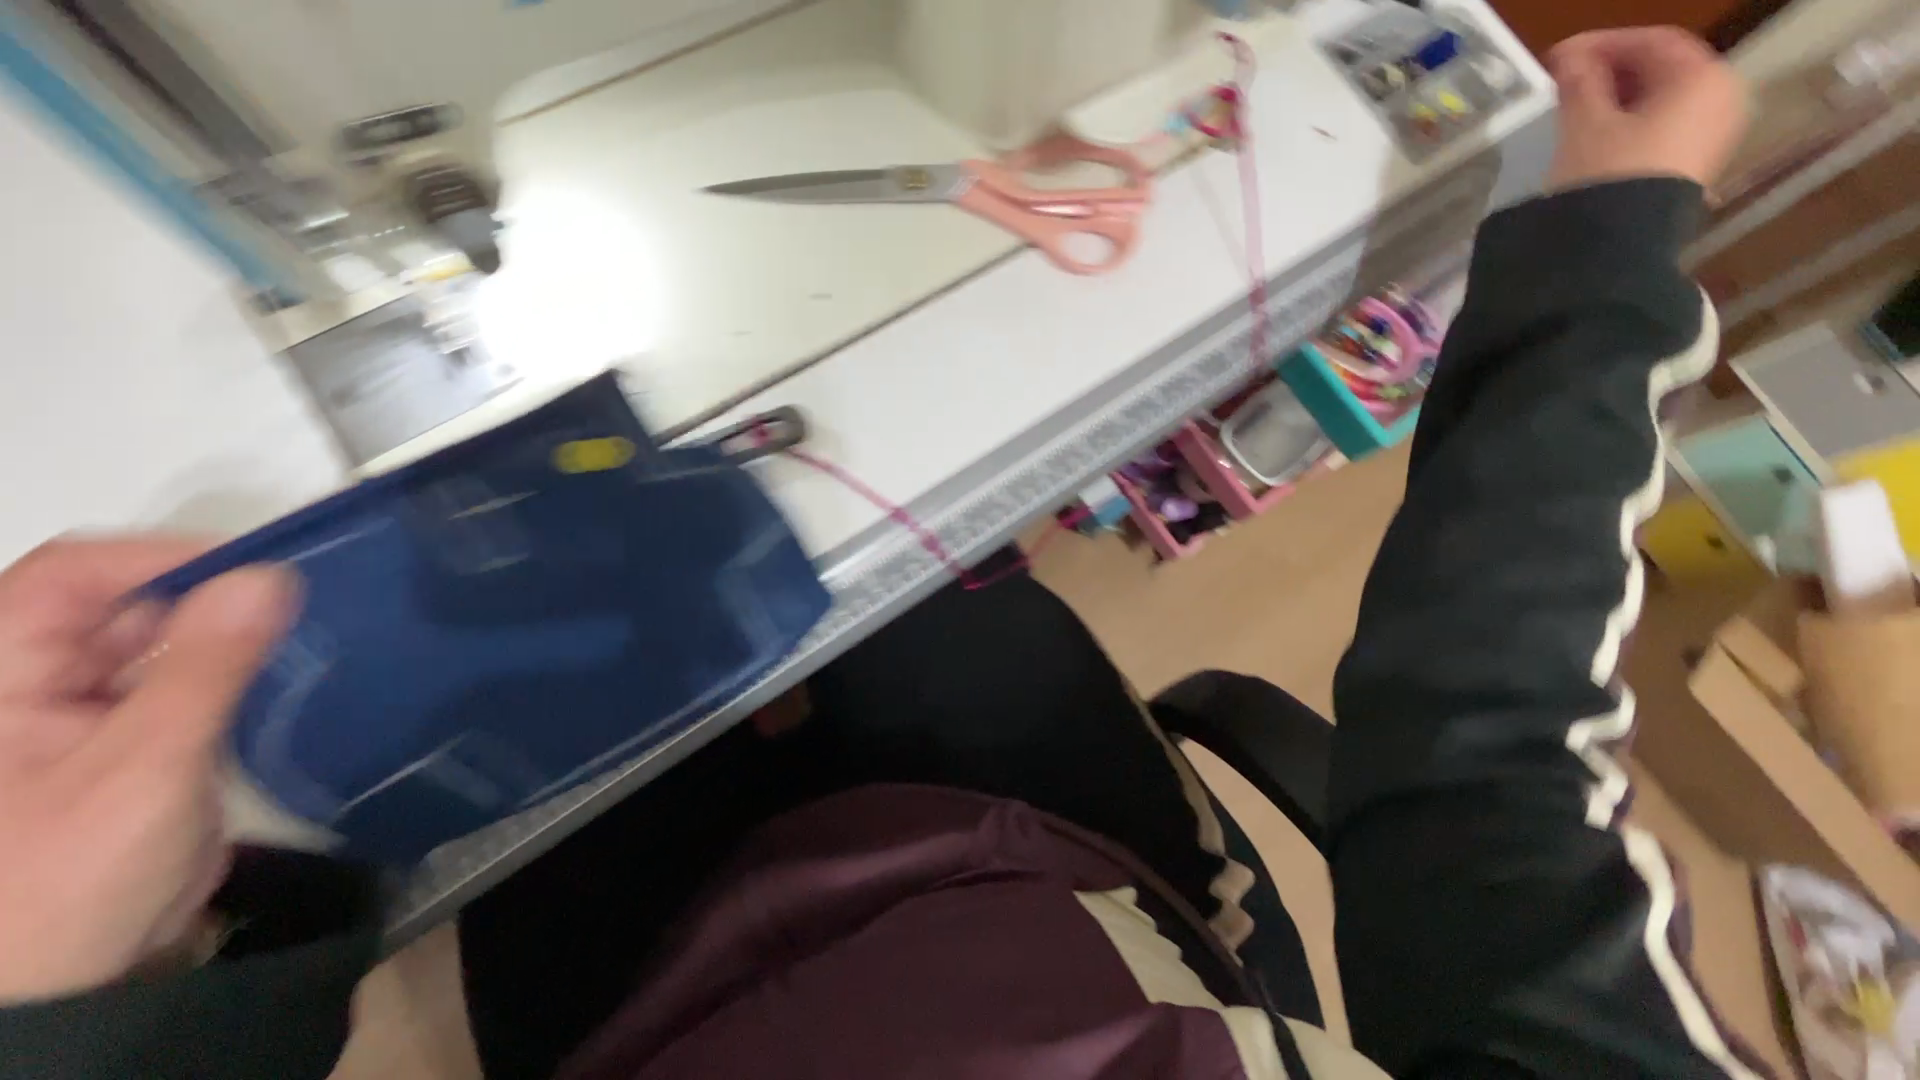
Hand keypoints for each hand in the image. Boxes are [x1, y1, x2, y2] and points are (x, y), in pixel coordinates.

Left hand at [0, 539, 295, 1003]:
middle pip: (127, 602)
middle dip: (213, 597)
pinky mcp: (138, 737)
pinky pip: (191, 679)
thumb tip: (269, 576)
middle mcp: (33, 681)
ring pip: (167, 638)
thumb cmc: (70, 879)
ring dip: (235, 634)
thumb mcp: (143, 767)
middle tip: (304, 606)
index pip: (70, 577)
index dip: (163, 558)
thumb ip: (206, 667)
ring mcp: (86, 710)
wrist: (74, 982)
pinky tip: (291, 673)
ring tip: (310, 633)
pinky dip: (241, 670)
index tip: (263, 568)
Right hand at [1546, 26, 1750, 191]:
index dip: (1601, 44)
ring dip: (1619, 98)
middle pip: (1663, 70)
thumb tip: (1572, 60)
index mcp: (1702, 77)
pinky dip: (1632, 122)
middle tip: (1565, 82)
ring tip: (1576, 110)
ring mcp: (1714, 133)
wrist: (1617, 245)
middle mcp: (1722, 97)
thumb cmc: (1604, 174)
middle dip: (1612, 72)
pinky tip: (1598, 135)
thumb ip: (1579, 83)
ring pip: (1663, 100)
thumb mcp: (1583, 124)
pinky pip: (1666, 127)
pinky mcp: (1696, 164)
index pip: (1652, 41)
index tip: (1558, 57)